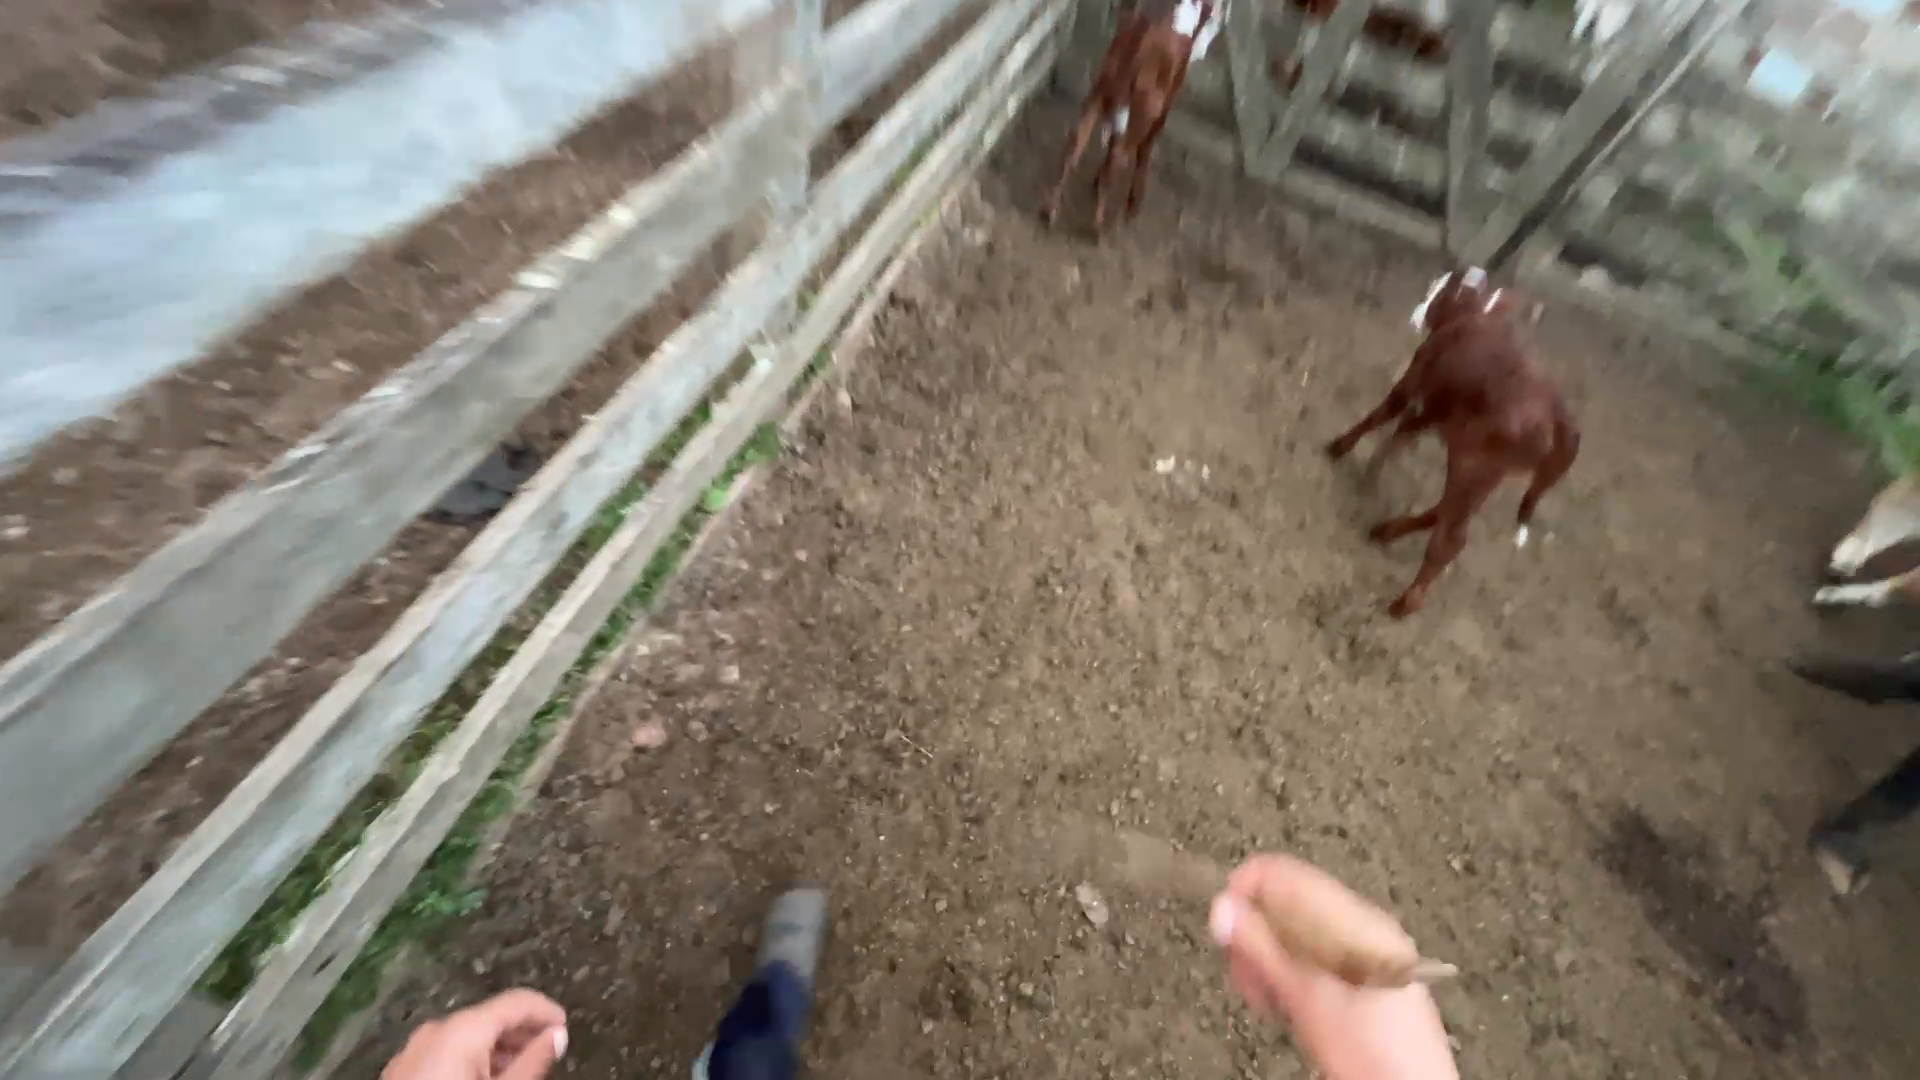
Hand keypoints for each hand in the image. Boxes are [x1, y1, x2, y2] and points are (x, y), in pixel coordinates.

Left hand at [381, 988, 568, 1079]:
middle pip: (492, 1018)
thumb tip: (558, 1034)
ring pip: (468, 1037)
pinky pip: (446, 1053)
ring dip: (497, 1048)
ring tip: (518, 1070)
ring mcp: (412, 1051)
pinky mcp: (399, 1073)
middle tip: (546, 1051)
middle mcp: (437, 1028)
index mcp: (464, 1027)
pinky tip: (483, 1079)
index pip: (519, 1001)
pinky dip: (470, 1060)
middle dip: (522, 1032)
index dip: (547, 1011)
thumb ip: (533, 1061)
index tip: (565, 1029)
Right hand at [1210, 856, 1458, 1079]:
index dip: (1244, 889)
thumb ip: (1259, 944)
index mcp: (1351, 918)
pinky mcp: (1360, 972)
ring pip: (1294, 927)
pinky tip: (1284, 995)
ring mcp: (1363, 948)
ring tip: (1262, 990)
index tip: (1225, 921)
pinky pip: (1311, 950)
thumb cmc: (1373, 1053)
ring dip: (1268, 952)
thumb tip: (1222, 906)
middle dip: (1254, 930)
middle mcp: (1360, 924)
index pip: (1281, 872)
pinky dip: (1288, 966)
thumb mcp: (1303, 994)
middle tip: (1242, 967)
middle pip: (1285, 900)